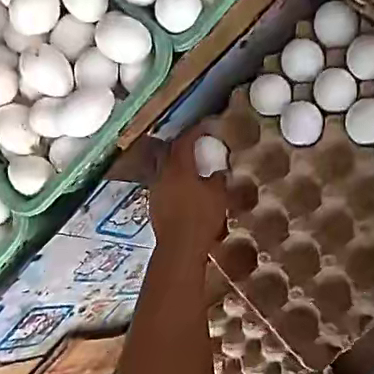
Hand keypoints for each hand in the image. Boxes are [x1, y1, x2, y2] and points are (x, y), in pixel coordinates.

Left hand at [147, 131, 226, 257]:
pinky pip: (163, 184)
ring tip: (189, 167)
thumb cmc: (202, 218)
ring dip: (175, 164)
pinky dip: (172, 180)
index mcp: (179, 167)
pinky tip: (183, 189)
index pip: (184, 141)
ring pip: (163, 168)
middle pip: (168, 151)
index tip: (204, 127)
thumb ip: (218, 179)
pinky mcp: (154, 204)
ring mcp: (155, 189)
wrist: (180, 246)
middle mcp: (162, 173)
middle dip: (180, 145)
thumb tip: (219, 172)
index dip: (194, 132)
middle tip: (194, 145)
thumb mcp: (218, 196)